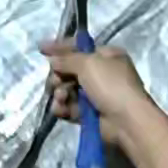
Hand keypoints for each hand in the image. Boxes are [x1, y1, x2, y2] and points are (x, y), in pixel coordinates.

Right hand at [40, 39, 160, 151]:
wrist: (127, 121)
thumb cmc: (111, 84)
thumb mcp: (88, 63)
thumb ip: (66, 59)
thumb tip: (52, 61)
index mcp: (106, 55)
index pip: (78, 47)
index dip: (60, 47)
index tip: (41, 49)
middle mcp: (101, 73)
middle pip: (70, 69)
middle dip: (58, 74)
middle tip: (54, 80)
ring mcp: (95, 95)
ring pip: (68, 89)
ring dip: (59, 92)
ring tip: (60, 96)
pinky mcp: (89, 114)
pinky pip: (70, 107)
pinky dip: (62, 107)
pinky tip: (59, 108)